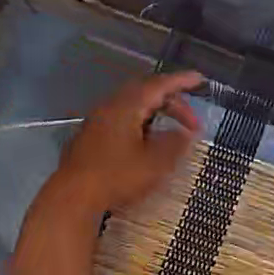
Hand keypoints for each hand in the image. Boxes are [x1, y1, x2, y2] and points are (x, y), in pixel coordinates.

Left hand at [38, 71, 203, 217]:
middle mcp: (110, 107)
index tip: (200, 79)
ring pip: (132, 107)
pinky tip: (146, 144)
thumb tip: (185, 133)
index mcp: (127, 106)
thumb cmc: (117, 176)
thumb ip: (174, 144)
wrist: (73, 196)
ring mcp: (97, 121)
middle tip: (191, 122)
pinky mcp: (91, 137)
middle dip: (172, 103)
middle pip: (145, 93)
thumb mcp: (155, 163)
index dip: (181, 81)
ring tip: (171, 133)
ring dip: (156, 115)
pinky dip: (141, 125)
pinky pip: (121, 120)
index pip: (159, 84)